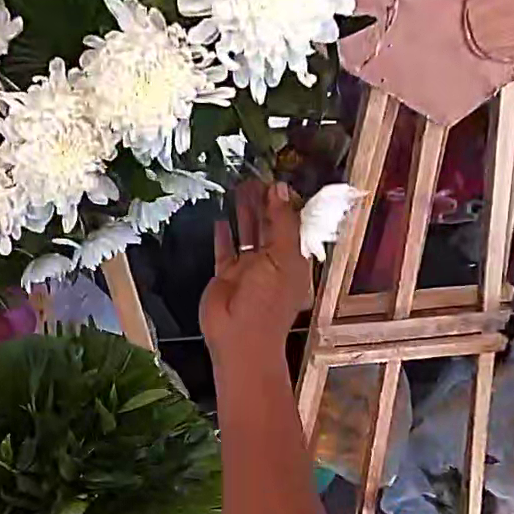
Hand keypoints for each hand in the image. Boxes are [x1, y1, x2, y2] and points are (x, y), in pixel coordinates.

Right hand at [201, 178, 311, 367]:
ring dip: (243, 213)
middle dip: (262, 203)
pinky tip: (220, 219)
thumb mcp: (283, 257)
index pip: (290, 224)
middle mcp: (271, 262)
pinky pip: (224, 251)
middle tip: (252, 177)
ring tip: (237, 189)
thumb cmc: (267, 301)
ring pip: (246, 234)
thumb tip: (279, 189)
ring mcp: (247, 269)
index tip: (274, 180)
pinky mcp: (225, 276)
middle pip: (267, 226)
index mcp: (292, 259)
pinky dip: (223, 236)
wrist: (239, 336)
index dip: (283, 203)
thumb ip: (281, 222)